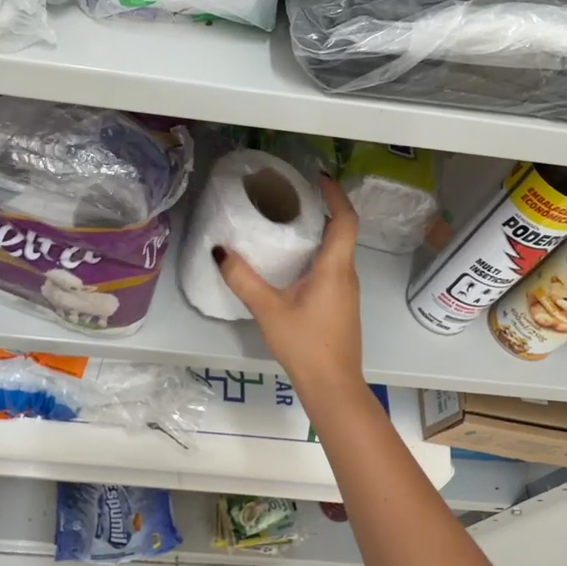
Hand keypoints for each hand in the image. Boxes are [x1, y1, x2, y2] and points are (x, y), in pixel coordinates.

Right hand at [216, 176, 364, 397]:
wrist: (333, 387)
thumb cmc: (305, 344)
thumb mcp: (268, 309)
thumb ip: (244, 279)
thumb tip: (220, 251)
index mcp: (335, 268)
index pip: (345, 219)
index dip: (335, 195)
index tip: (318, 178)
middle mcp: (346, 274)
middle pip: (342, 231)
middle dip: (322, 209)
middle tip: (292, 196)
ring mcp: (346, 291)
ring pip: (337, 251)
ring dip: (319, 233)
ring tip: (288, 223)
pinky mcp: (341, 305)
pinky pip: (332, 267)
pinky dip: (317, 253)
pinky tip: (292, 262)